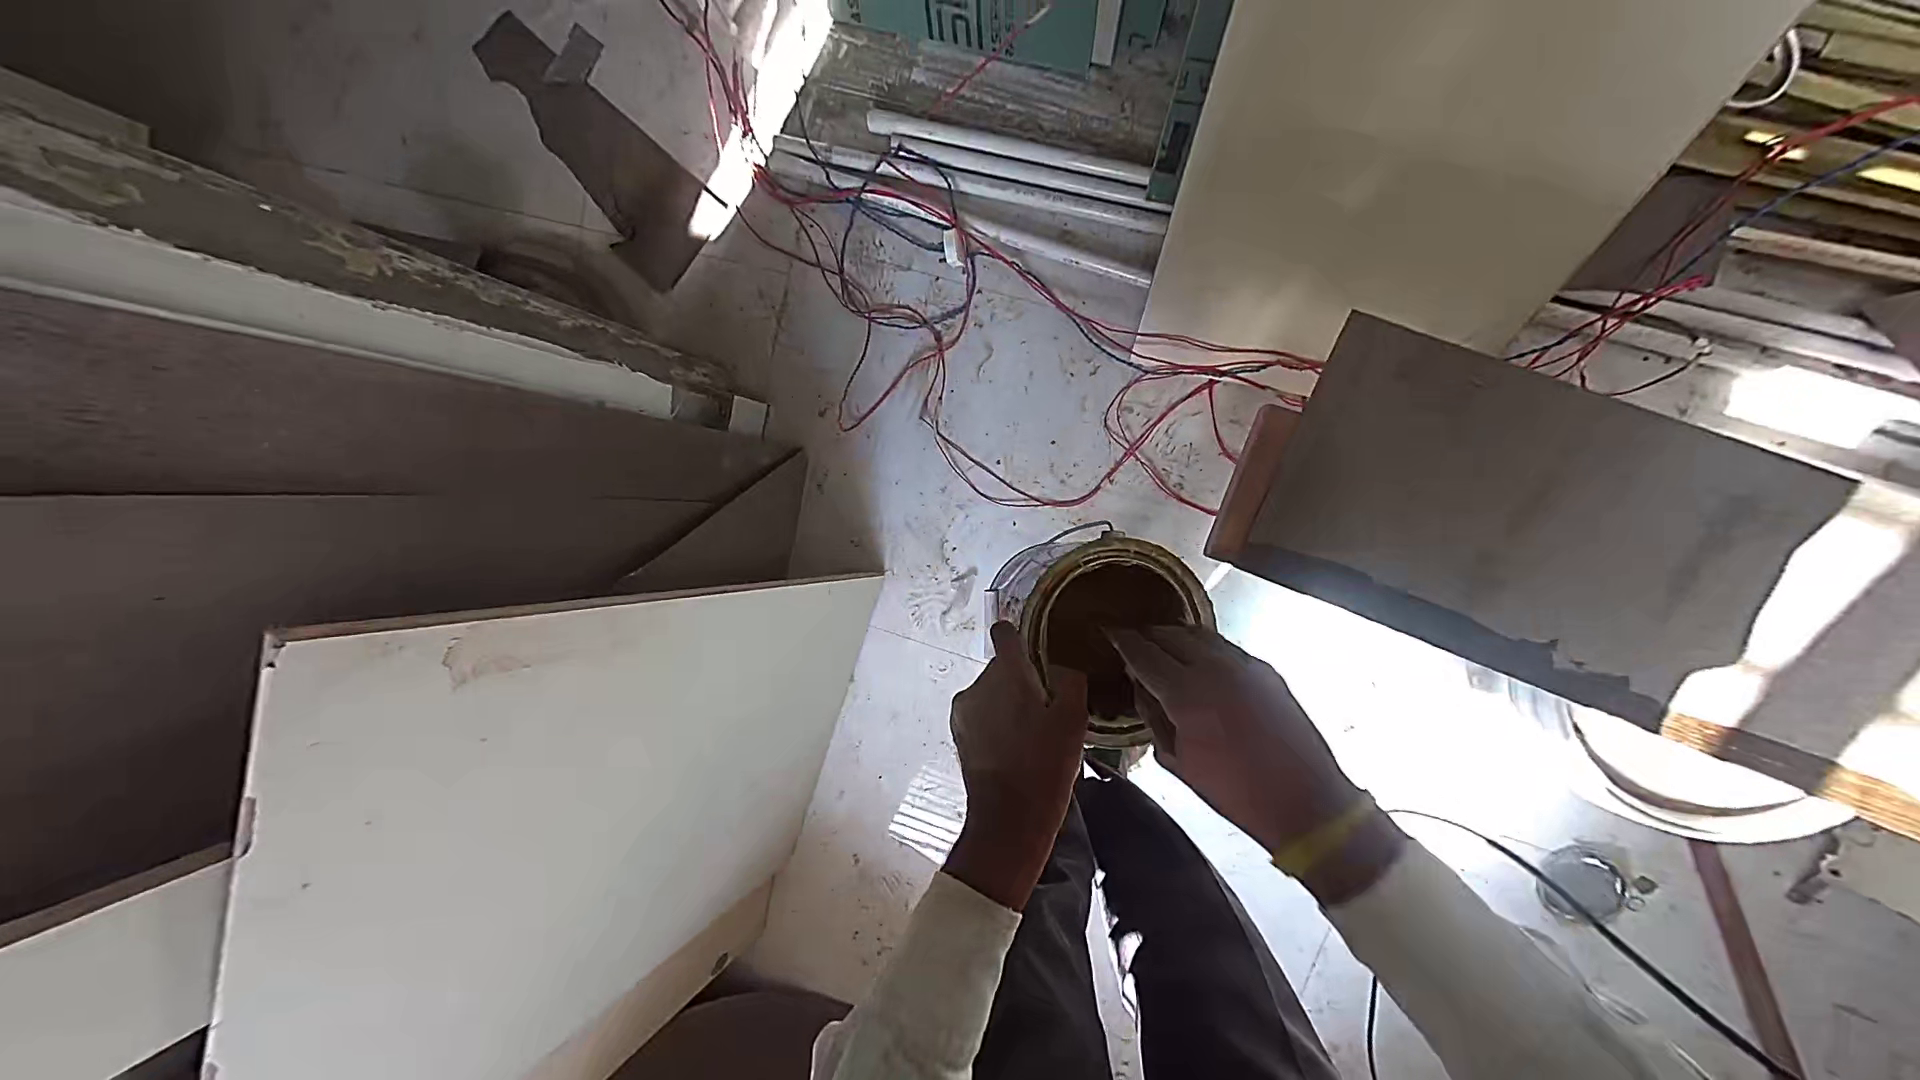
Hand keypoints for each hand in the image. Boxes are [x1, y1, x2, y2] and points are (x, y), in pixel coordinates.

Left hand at [943, 622, 1088, 910]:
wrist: (1009, 817)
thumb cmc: (1045, 765)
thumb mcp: (1073, 718)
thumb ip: (1068, 678)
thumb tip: (1062, 662)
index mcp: (1006, 673)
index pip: (1005, 633)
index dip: (1019, 635)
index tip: (1034, 648)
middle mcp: (978, 683)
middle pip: (1001, 667)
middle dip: (1021, 680)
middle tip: (1046, 708)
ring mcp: (964, 709)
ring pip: (991, 692)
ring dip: (1007, 702)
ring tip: (1031, 734)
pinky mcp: (958, 733)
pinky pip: (981, 714)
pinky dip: (995, 722)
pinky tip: (1015, 747)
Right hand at [1108, 625, 1401, 903]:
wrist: (1307, 802)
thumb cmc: (1235, 792)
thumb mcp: (1178, 761)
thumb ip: (1153, 717)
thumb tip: (1140, 686)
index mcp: (1186, 694)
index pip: (1143, 652)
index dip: (1121, 640)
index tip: (1108, 632)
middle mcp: (1214, 668)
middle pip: (1169, 634)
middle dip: (1146, 634)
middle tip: (1132, 640)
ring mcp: (1244, 665)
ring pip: (1198, 633)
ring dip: (1174, 635)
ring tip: (1162, 645)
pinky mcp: (1265, 670)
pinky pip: (1223, 646)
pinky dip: (1202, 646)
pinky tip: (1197, 660)